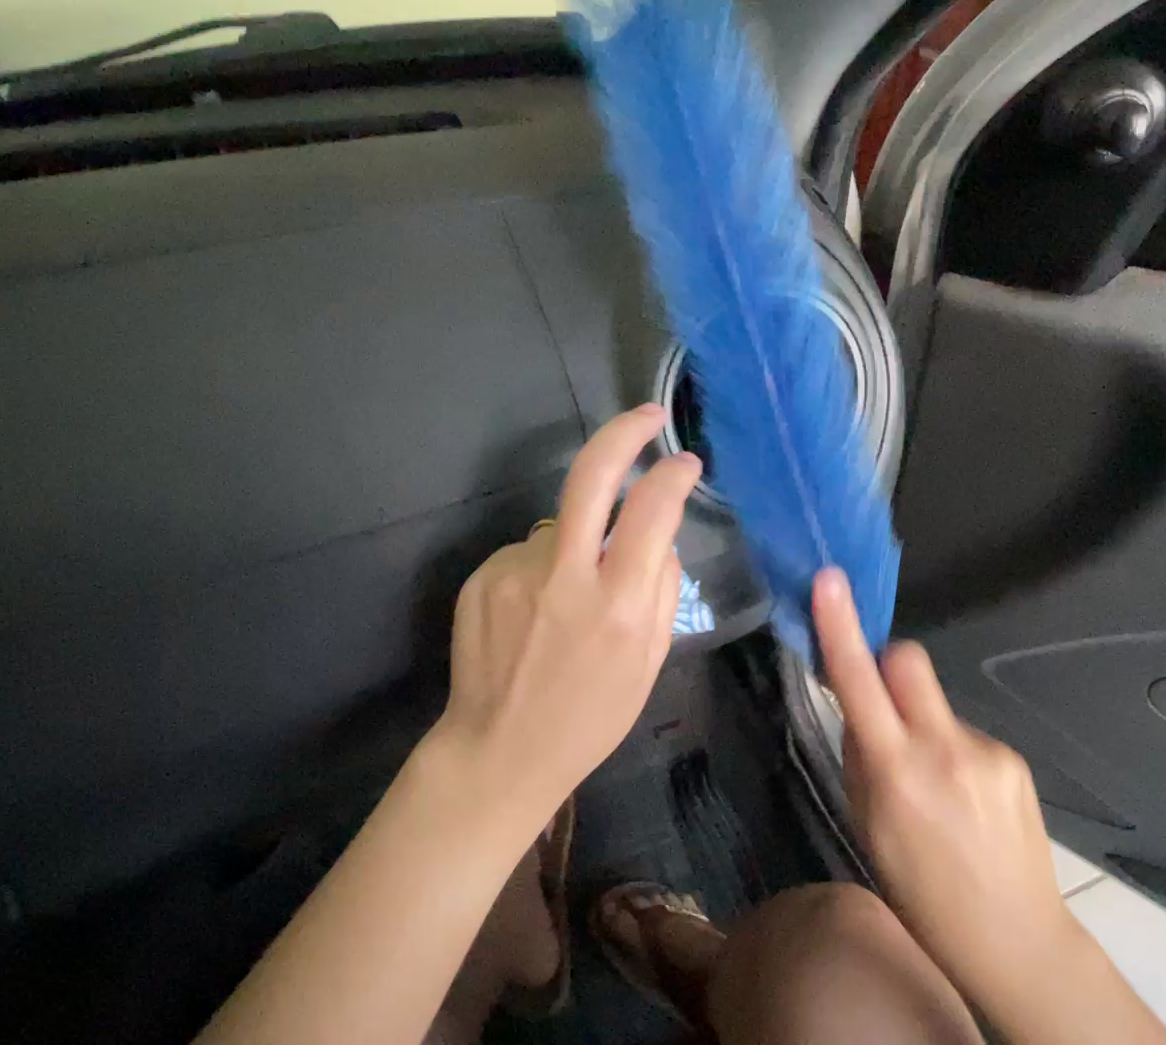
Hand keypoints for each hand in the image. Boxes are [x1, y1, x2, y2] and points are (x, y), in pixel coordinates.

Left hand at [434, 404, 701, 815]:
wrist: (499, 749)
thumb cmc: (588, 718)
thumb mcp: (648, 666)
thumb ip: (662, 593)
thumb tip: (661, 537)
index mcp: (618, 606)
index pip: (653, 510)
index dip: (674, 475)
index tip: (683, 463)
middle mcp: (565, 578)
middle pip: (592, 474)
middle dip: (624, 432)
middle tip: (646, 417)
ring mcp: (514, 573)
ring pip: (559, 525)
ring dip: (575, 542)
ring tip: (566, 605)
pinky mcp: (481, 576)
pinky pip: (526, 553)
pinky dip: (539, 571)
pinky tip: (533, 617)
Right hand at [812, 568, 1079, 1000]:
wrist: (1013, 937)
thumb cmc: (917, 892)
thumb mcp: (866, 824)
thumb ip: (860, 757)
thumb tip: (859, 709)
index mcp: (896, 772)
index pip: (858, 682)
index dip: (839, 627)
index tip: (829, 580)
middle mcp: (943, 749)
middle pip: (908, 660)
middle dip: (884, 664)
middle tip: (879, 701)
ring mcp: (986, 750)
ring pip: (933, 702)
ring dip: (918, 723)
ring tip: (931, 786)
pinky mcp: (1013, 758)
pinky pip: (962, 732)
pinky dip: (949, 750)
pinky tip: (961, 799)